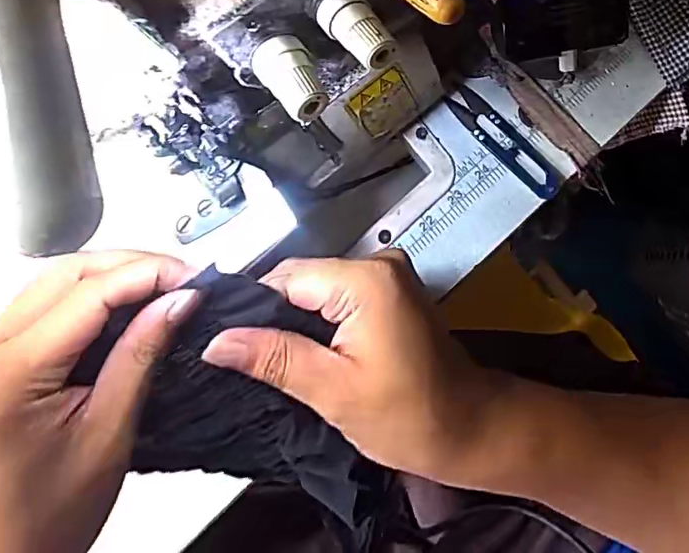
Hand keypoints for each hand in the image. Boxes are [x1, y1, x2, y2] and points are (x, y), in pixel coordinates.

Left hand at [0, 251, 200, 552]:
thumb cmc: (31, 538)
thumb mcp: (106, 439)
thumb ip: (141, 356)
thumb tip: (177, 300)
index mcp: (1, 379)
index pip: (90, 291)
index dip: (150, 272)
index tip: (194, 276)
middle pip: (64, 274)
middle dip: (129, 265)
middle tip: (179, 277)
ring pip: (46, 287)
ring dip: (104, 280)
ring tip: (154, 292)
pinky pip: (29, 315)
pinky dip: (77, 305)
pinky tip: (111, 316)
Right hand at [199, 251, 512, 487]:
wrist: (465, 424)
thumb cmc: (414, 413)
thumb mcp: (332, 390)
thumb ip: (274, 358)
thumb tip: (223, 342)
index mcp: (367, 279)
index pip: (288, 276)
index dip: (254, 308)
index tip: (229, 338)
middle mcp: (381, 263)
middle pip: (303, 278)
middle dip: (276, 315)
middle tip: (254, 358)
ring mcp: (388, 273)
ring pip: (319, 286)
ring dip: (298, 318)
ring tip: (286, 358)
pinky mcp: (390, 288)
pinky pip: (339, 292)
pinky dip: (322, 318)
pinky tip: (315, 350)